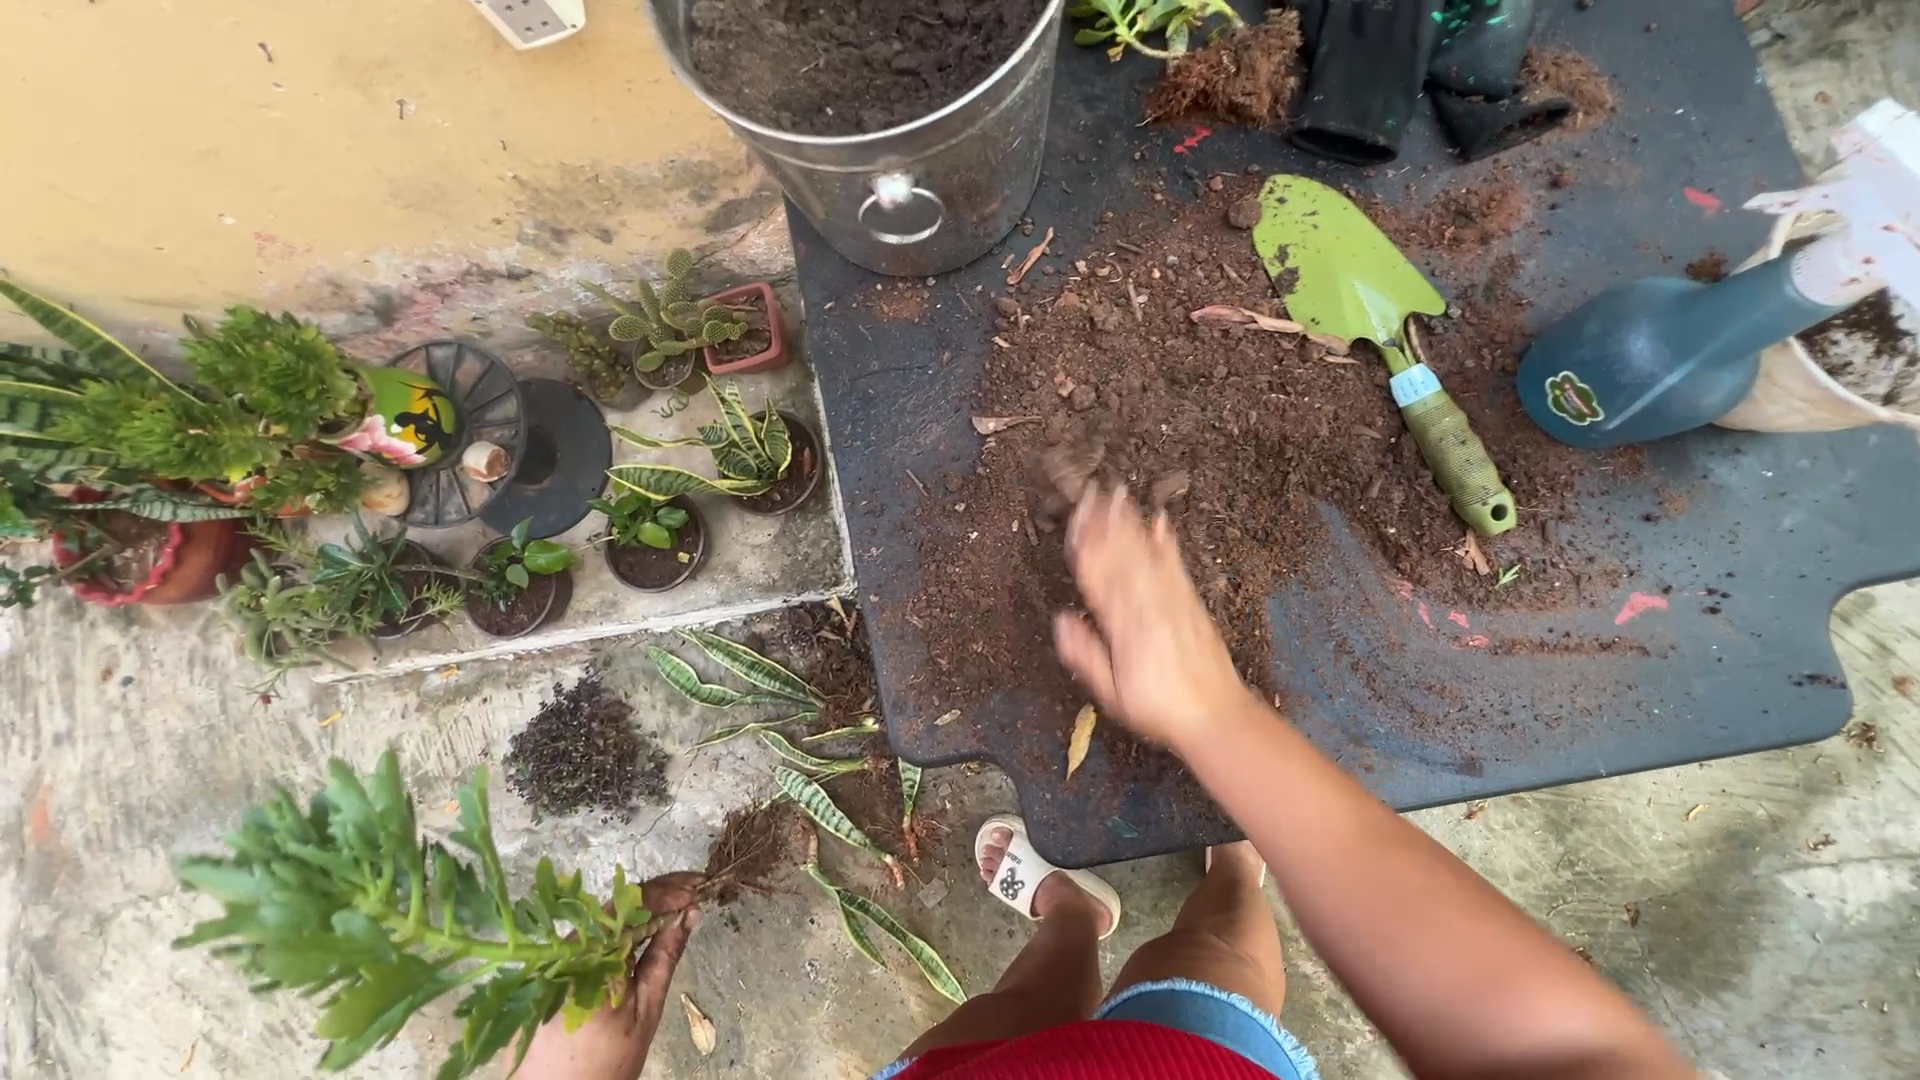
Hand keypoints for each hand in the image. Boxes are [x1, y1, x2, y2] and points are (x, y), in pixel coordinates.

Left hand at [516, 873, 705, 1079]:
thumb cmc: (608, 1065)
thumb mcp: (646, 1009)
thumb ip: (666, 954)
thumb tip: (690, 911)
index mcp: (589, 961)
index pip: (633, 903)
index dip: (669, 889)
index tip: (699, 886)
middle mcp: (564, 953)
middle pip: (618, 906)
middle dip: (659, 895)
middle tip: (693, 893)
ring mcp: (552, 962)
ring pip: (604, 919)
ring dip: (641, 909)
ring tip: (676, 907)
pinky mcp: (549, 973)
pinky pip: (591, 938)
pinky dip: (620, 930)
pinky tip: (646, 930)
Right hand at [1053, 485, 1256, 750]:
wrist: (1217, 717)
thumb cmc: (1159, 708)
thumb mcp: (1112, 693)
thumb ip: (1086, 655)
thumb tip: (1061, 621)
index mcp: (1125, 628)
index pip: (1098, 578)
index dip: (1085, 546)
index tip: (1073, 519)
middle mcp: (1149, 607)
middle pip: (1121, 556)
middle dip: (1104, 523)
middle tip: (1091, 492)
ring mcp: (1173, 601)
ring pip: (1145, 554)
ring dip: (1130, 523)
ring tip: (1118, 495)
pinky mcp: (1192, 602)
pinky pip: (1176, 565)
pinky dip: (1166, 541)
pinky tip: (1160, 521)